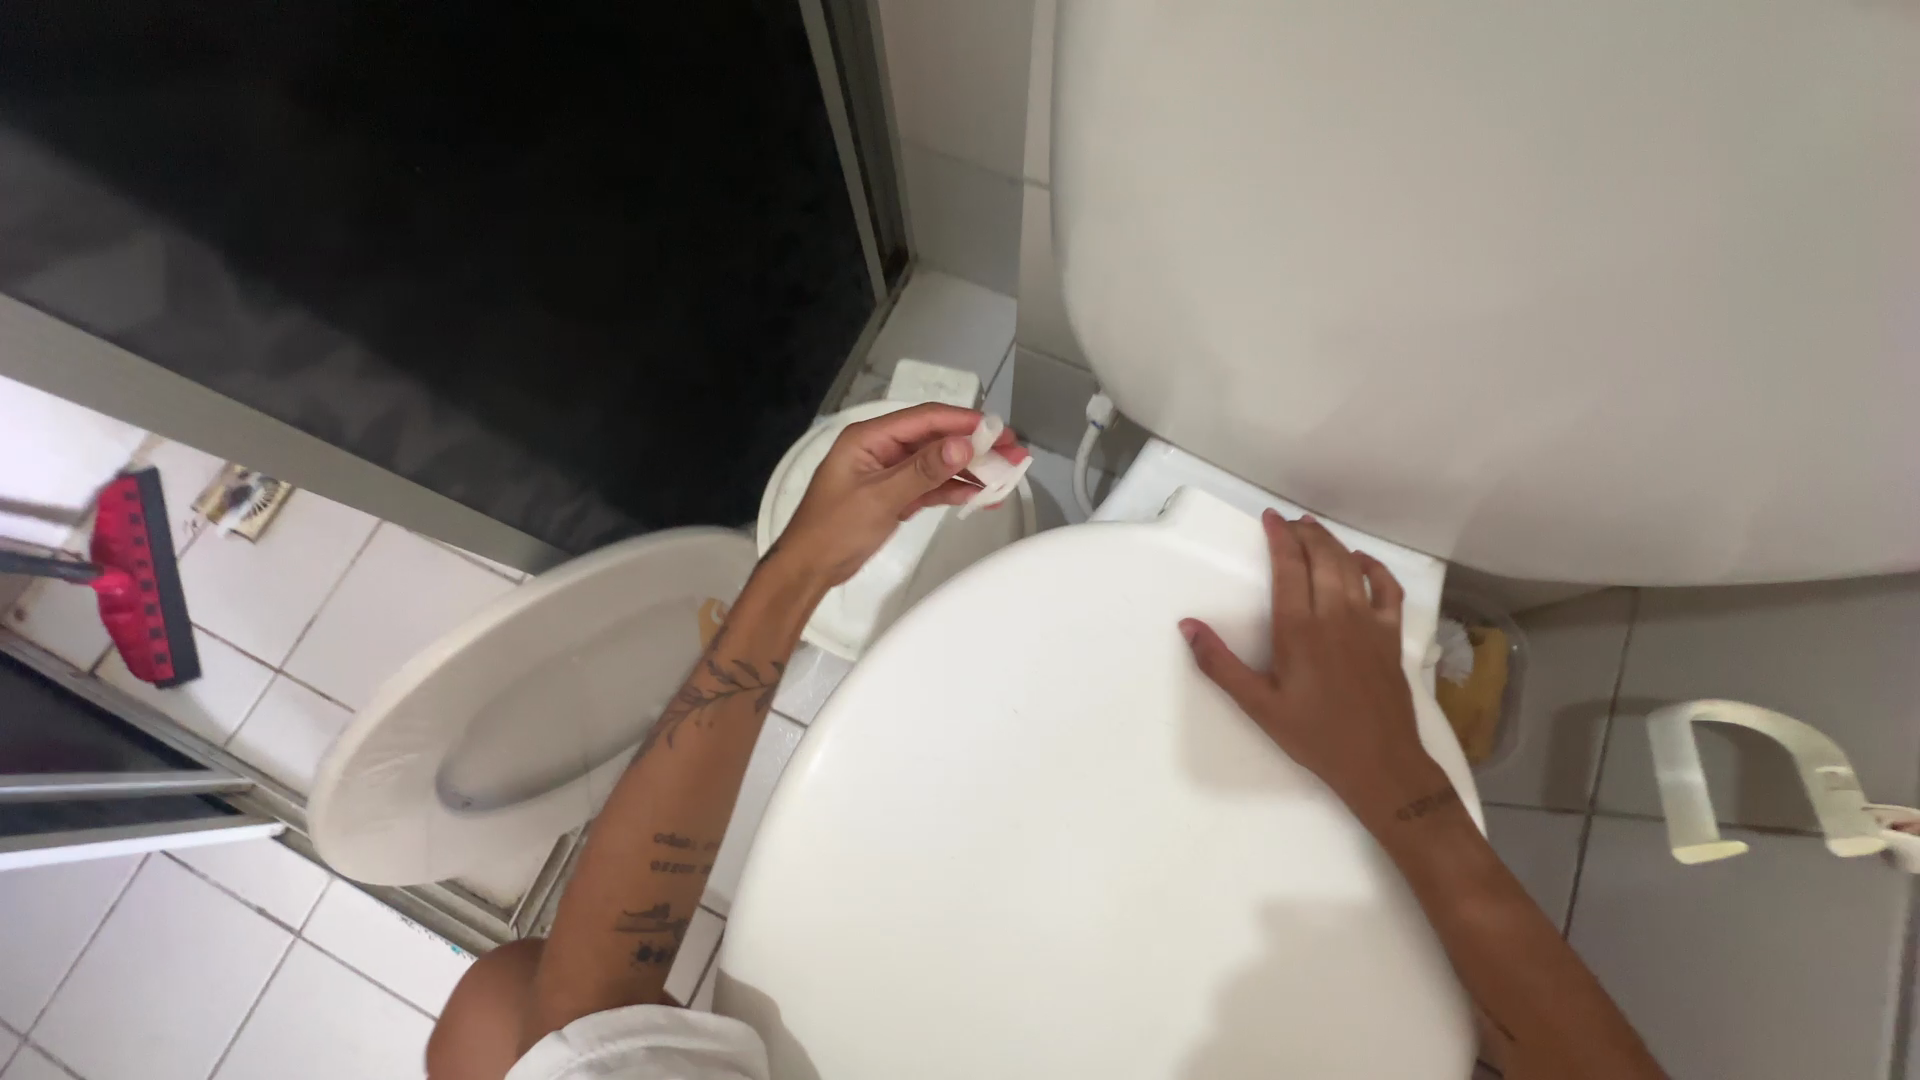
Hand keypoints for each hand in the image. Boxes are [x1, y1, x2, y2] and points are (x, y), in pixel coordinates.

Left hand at [771, 403, 1024, 586]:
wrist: (809, 568)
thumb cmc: (833, 529)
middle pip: (936, 440)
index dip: (964, 422)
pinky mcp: (896, 496)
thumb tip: (962, 446)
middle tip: (1014, 453)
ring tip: (1006, 476)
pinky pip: (931, 487)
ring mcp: (890, 473)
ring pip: (938, 465)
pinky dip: (954, 491)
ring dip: (970, 470)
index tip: (998, 431)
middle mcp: (882, 449)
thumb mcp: (880, 498)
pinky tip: (980, 496)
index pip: (925, 419)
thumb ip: (922, 471)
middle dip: (975, 447)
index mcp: (870, 438)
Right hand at [1179, 510, 1448, 826]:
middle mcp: (1335, 616)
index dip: (1279, 537)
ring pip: (1351, 567)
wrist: (1379, 763)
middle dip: (1305, 533)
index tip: (1269, 519)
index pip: (1288, 566)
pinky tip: (1361, 562)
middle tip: (1288, 522)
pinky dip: (1374, 568)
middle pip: (1322, 557)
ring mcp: (1368, 623)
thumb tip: (1188, 626)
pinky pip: (1387, 589)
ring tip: (1315, 531)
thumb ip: (1219, 663)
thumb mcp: (1257, 704)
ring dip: (1332, 544)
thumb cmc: (1313, 734)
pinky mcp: (1390, 636)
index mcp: (1299, 629)